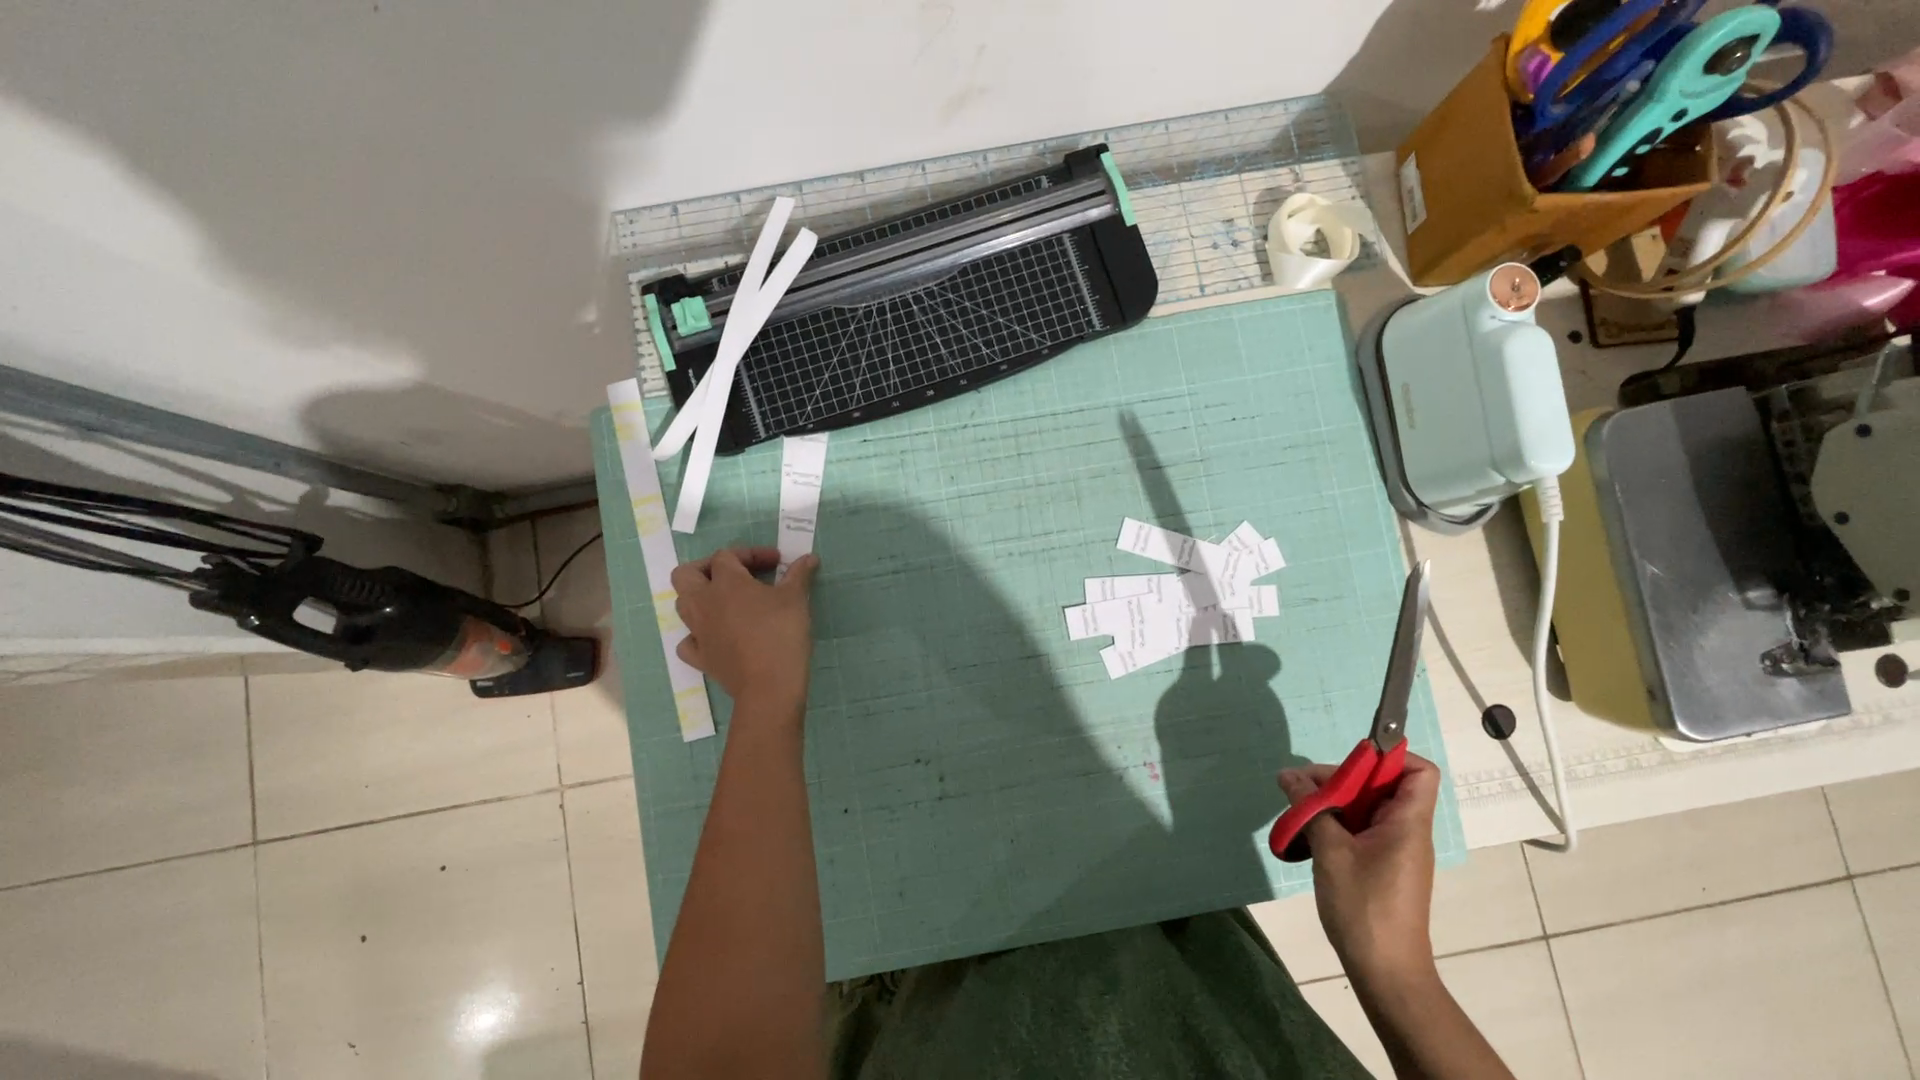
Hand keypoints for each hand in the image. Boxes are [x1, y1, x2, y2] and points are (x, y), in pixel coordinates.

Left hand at [671, 548, 818, 708]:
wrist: (769, 685)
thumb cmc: (782, 634)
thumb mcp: (796, 599)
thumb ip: (798, 574)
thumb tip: (809, 558)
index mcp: (725, 582)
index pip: (727, 556)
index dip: (750, 554)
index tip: (776, 563)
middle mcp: (703, 602)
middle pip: (686, 574)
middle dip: (706, 568)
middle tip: (734, 575)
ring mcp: (697, 631)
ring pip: (683, 604)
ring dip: (700, 597)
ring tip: (727, 602)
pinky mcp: (699, 657)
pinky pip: (688, 640)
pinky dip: (698, 634)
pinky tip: (715, 635)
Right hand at [1277, 752, 1440, 986]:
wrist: (1385, 971)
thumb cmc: (1363, 906)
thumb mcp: (1330, 851)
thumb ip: (1311, 808)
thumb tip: (1289, 775)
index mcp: (1408, 823)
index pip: (1419, 772)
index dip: (1390, 757)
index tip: (1348, 764)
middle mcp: (1408, 832)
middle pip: (1384, 785)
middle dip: (1343, 779)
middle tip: (1303, 787)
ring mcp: (1397, 851)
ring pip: (1369, 808)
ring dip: (1334, 803)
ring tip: (1298, 809)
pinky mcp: (1383, 867)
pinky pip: (1363, 831)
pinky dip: (1337, 825)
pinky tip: (1308, 835)